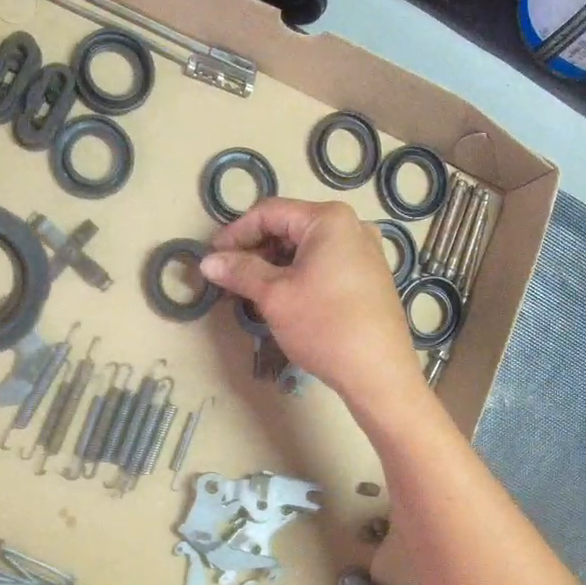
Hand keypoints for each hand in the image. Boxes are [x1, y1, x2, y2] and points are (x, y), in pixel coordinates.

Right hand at [202, 198, 423, 409]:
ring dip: (273, 267)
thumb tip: (207, 261)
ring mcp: (364, 253)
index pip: (269, 212)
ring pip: (305, 250)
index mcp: (329, 219)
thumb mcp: (275, 296)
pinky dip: (297, 277)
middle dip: (254, 251)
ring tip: (249, 294)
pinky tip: (281, 301)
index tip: (213, 258)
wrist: (378, 372)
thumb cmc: (324, 325)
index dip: (236, 233)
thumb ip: (240, 272)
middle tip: (228, 279)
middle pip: (289, 228)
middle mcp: (352, 227)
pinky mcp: (368, 279)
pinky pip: (323, 266)